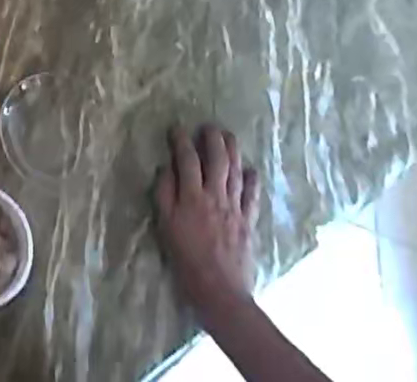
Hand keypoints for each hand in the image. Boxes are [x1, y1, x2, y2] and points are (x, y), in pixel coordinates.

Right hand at [154, 123, 259, 307]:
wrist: (220, 291)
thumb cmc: (185, 257)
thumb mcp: (165, 225)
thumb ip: (165, 194)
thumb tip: (167, 168)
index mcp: (191, 196)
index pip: (186, 159)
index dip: (181, 141)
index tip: (177, 128)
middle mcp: (215, 197)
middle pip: (216, 160)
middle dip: (212, 140)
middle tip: (208, 126)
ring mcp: (235, 209)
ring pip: (235, 173)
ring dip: (232, 151)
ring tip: (228, 136)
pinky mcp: (248, 222)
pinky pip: (252, 196)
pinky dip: (252, 180)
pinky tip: (250, 170)